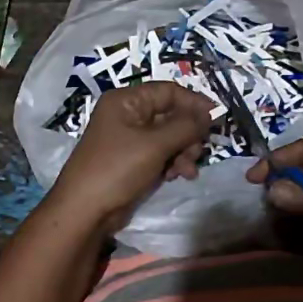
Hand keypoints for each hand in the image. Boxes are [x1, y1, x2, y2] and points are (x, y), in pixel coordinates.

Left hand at [51, 82, 215, 230]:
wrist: (86, 210)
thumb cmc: (117, 169)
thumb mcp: (154, 144)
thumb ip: (185, 126)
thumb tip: (210, 113)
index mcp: (126, 101)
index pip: (168, 91)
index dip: (194, 103)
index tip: (217, 120)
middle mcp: (127, 115)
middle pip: (170, 114)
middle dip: (188, 134)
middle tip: (196, 152)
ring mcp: (129, 139)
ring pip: (169, 137)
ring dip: (183, 152)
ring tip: (185, 171)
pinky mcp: (132, 160)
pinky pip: (160, 154)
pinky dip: (172, 162)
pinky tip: (176, 176)